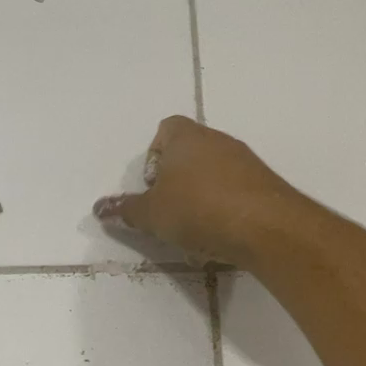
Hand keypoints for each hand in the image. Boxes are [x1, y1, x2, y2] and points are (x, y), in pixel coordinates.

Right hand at [93, 115, 305, 265]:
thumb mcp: (151, 214)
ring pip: (213, 174)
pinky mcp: (265, 185)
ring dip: (200, 197)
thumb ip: (125, 210)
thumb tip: (99, 208)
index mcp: (187, 138)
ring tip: (194, 230)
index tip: (152, 186)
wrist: (266, 228)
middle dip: (176, 181)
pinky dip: (224, 209)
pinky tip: (220, 236)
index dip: (154, 155)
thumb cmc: (197, 210)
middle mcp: (218, 141)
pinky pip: (235, 191)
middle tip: (169, 211)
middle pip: (190, 153)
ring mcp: (246, 162)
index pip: (166, 129)